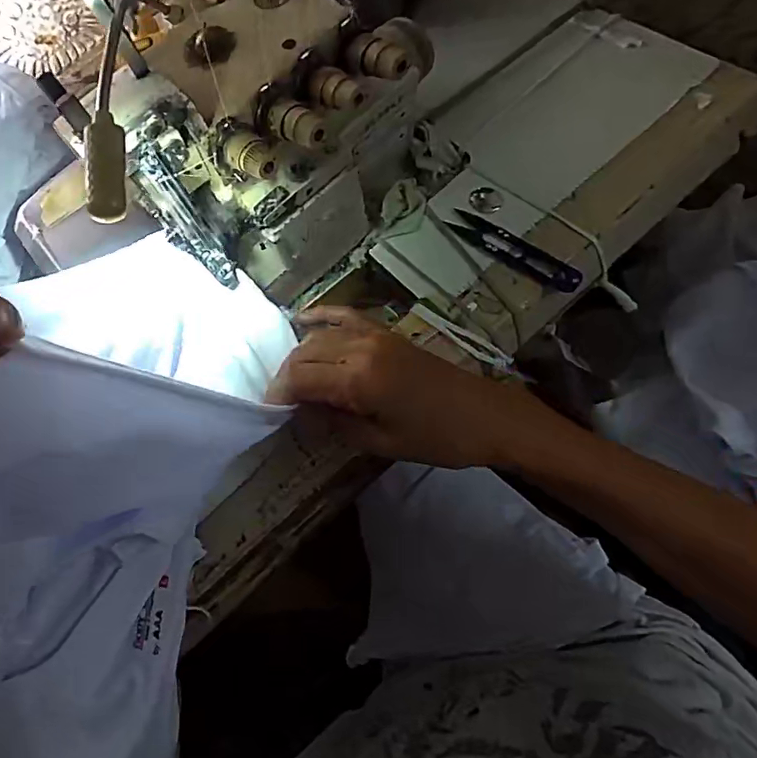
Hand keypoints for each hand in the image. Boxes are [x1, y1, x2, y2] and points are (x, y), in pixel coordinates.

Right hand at [266, 307, 565, 468]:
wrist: (487, 416)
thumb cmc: (437, 438)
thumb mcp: (381, 442)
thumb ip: (335, 424)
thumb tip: (301, 415)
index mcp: (359, 379)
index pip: (300, 378)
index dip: (279, 393)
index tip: (268, 411)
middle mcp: (360, 348)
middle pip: (304, 354)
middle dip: (286, 377)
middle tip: (282, 402)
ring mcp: (373, 334)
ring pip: (318, 336)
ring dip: (300, 355)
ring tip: (295, 380)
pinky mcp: (384, 331)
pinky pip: (344, 315)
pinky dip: (321, 315)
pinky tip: (301, 318)